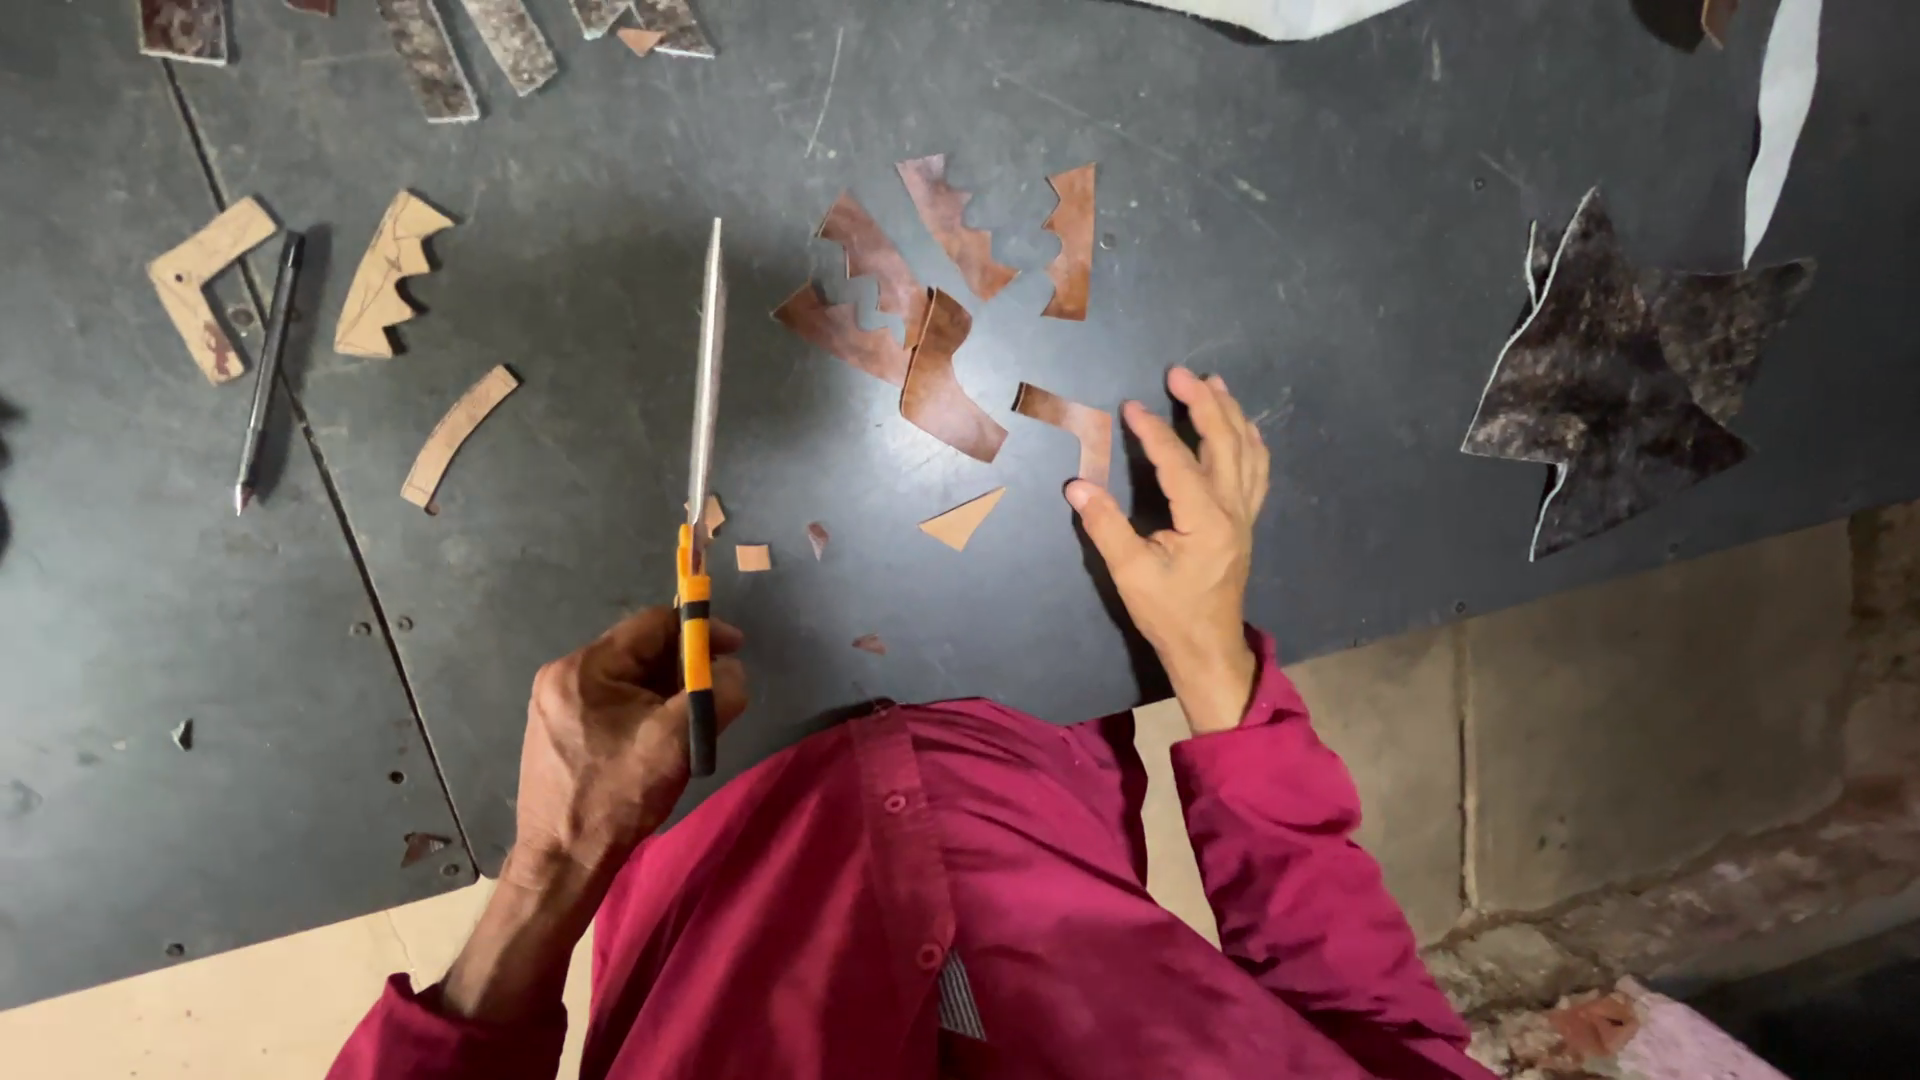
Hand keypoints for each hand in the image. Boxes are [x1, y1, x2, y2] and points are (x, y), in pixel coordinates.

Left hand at [511, 606, 748, 877]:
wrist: (563, 864)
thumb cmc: (618, 795)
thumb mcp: (678, 739)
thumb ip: (716, 694)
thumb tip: (734, 671)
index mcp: (583, 668)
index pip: (653, 624)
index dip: (701, 629)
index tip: (736, 647)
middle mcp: (564, 676)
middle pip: (643, 649)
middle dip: (688, 664)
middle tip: (720, 688)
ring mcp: (559, 704)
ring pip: (633, 676)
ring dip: (672, 688)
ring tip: (697, 718)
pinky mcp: (563, 729)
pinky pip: (618, 700)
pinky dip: (651, 706)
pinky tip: (667, 735)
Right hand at [1066, 367, 1268, 734]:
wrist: (1207, 647)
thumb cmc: (1168, 613)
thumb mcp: (1130, 574)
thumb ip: (1105, 526)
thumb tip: (1077, 486)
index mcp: (1205, 521)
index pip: (1179, 463)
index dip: (1154, 432)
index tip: (1131, 406)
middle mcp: (1233, 510)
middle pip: (1225, 443)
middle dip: (1203, 403)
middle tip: (1181, 374)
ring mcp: (1245, 516)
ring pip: (1247, 453)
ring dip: (1231, 414)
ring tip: (1215, 384)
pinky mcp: (1245, 523)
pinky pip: (1256, 472)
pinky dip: (1250, 442)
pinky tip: (1242, 428)